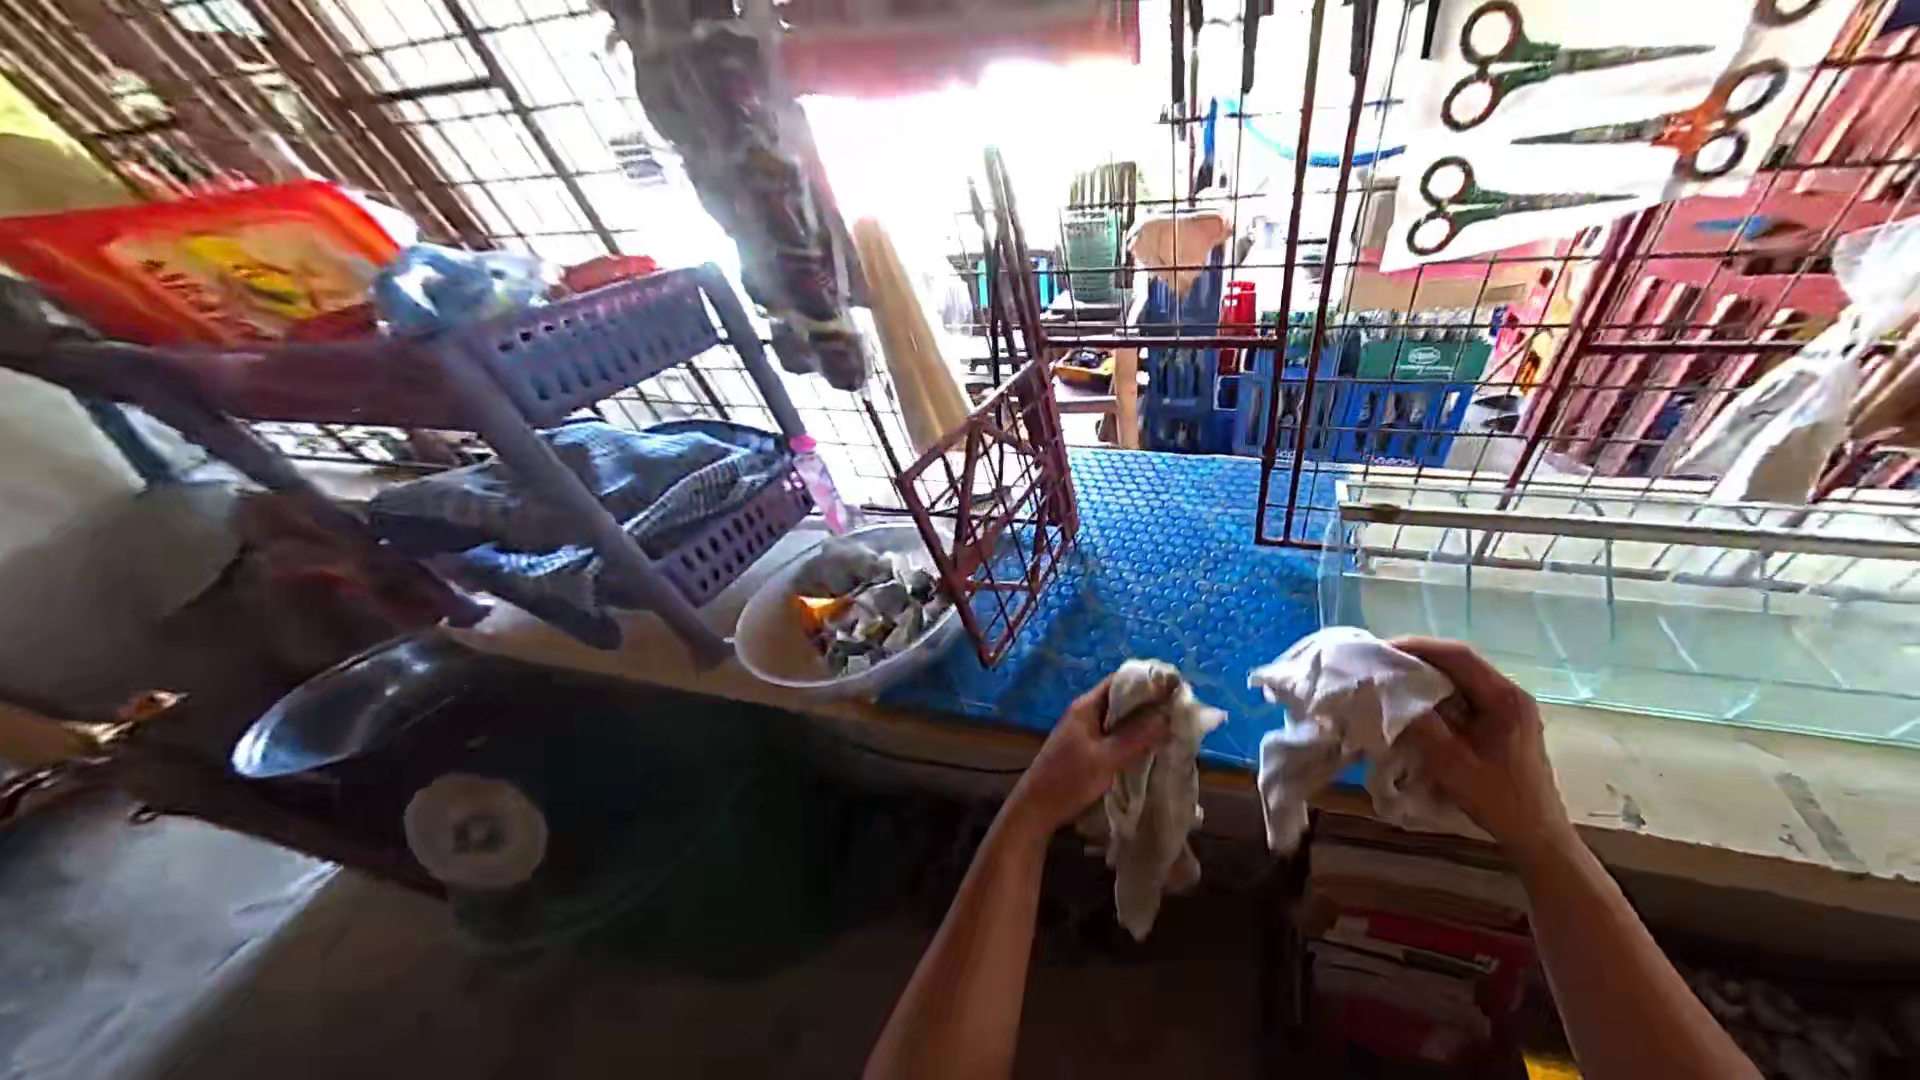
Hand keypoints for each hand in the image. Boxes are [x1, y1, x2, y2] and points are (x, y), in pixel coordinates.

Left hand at [1002, 677, 1170, 838]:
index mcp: (1087, 707)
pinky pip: (1115, 736)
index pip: (1120, 682)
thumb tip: (1166, 714)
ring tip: (1171, 730)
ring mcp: (1085, 731)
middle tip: (1179, 714)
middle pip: (1122, 700)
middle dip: (1149, 705)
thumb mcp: (1105, 758)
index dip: (1147, 683)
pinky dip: (1132, 739)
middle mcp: (1086, 713)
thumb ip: (1135, 736)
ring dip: (1142, 724)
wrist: (1037, 807)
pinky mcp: (1087, 749)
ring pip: (1120, 720)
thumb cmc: (1068, 779)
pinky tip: (1151, 749)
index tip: (1174, 691)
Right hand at [1392, 636, 1577, 866]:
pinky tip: (1413, 695)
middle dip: (1418, 654)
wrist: (1536, 834)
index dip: (1417, 646)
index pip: (1458, 656)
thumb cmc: (1496, 798)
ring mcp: (1508, 706)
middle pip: (1460, 659)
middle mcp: (1510, 694)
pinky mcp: (1501, 718)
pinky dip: (1434, 686)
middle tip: (1380, 660)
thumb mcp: (1450, 761)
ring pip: (1460, 673)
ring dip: (1424, 669)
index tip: (1381, 650)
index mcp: (1505, 699)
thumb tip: (1387, 689)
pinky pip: (1462, 689)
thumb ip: (1420, 722)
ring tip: (1389, 674)